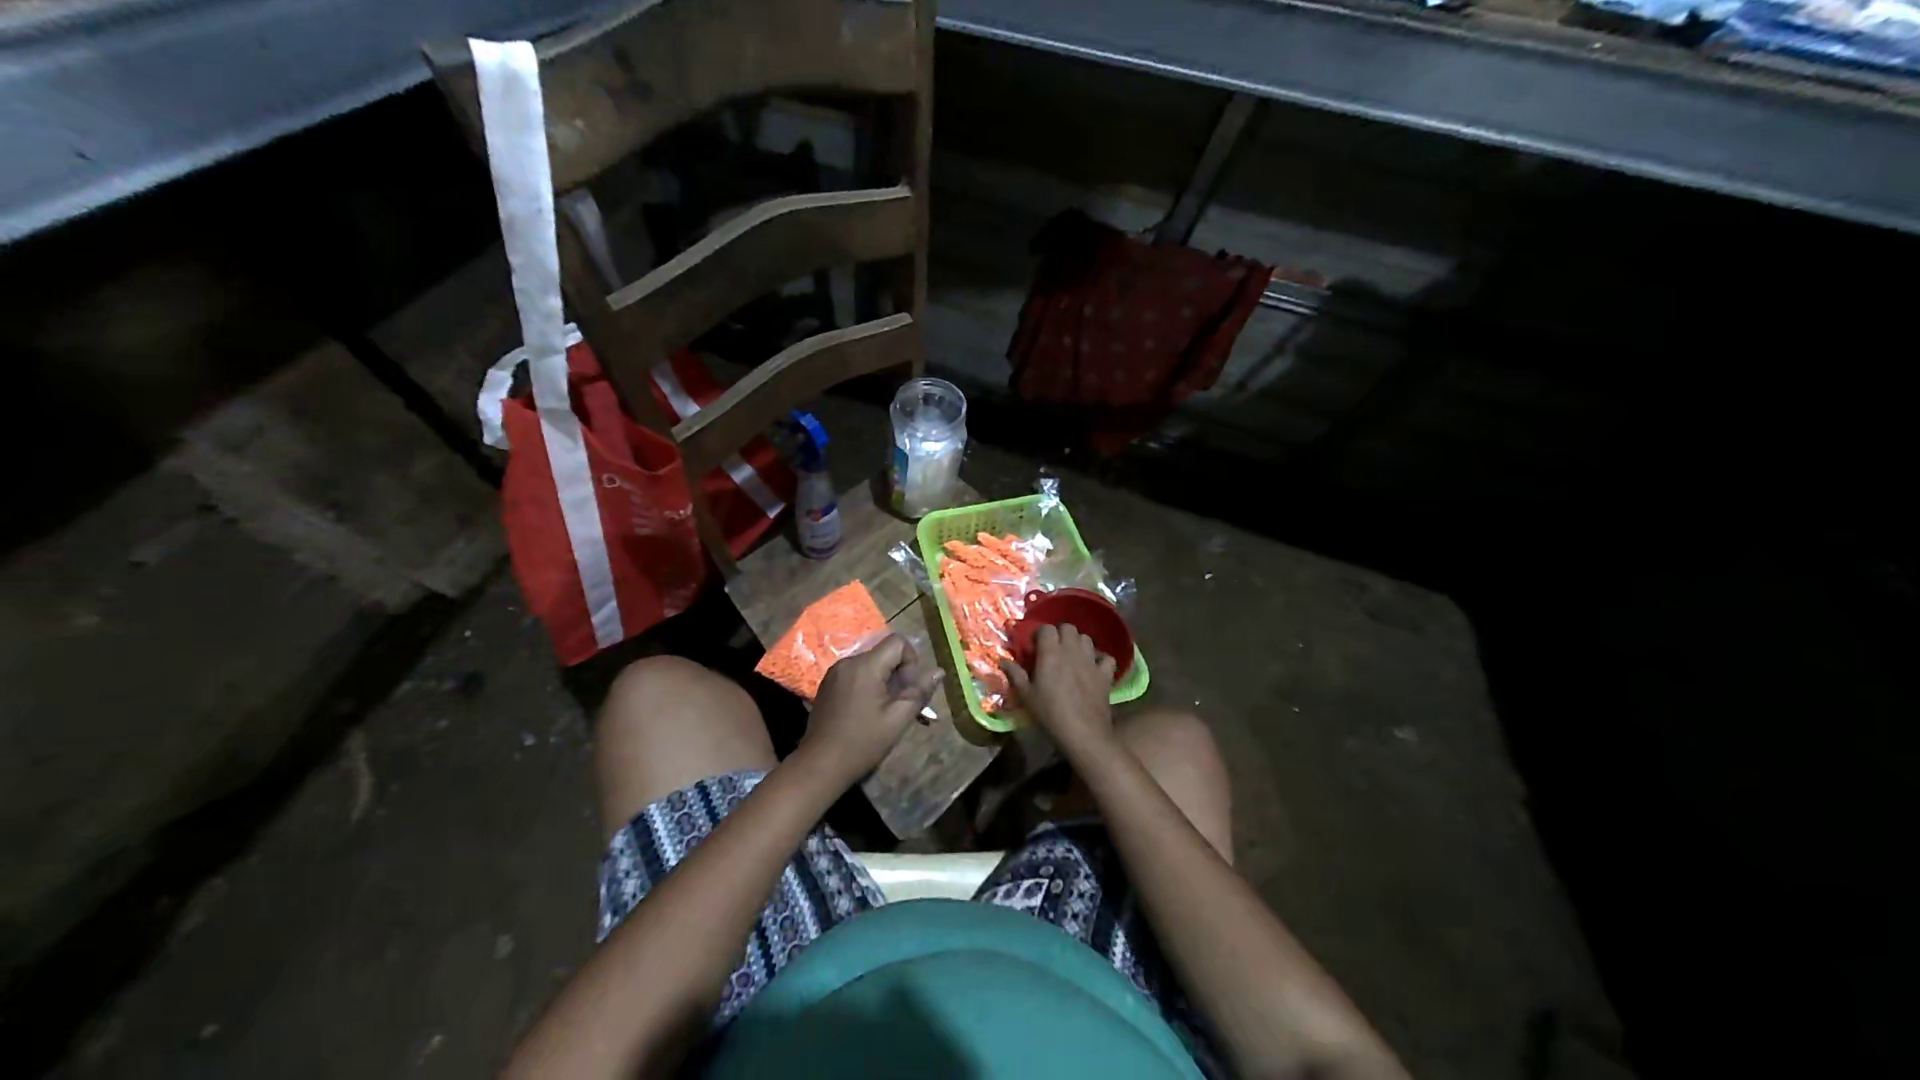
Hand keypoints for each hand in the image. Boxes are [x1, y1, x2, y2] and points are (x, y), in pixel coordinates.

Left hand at [802, 635, 942, 781]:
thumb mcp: (898, 718)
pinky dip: (868, 685)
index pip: (898, 642)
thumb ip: (920, 691)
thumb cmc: (863, 742)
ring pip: (870, 664)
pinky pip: (856, 674)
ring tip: (885, 710)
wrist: (820, 764)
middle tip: (901, 704)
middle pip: (884, 653)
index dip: (911, 662)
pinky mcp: (827, 685)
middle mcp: (848, 662)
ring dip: (884, 681)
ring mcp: (834, 673)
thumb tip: (938, 671)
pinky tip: (866, 712)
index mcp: (865, 666)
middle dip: (898, 674)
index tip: (908, 689)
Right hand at [1002, 624, 1116, 751]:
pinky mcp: (1105, 673)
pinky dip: (1100, 659)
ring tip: (1071, 656)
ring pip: (1086, 638)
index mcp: (1050, 652)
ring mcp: (1091, 660)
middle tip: (1053, 649)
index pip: (1046, 628)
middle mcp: (1072, 649)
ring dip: (1078, 643)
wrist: (1082, 731)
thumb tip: (1003, 661)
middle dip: (1060, 634)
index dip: (1040, 634)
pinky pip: (1106, 657)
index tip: (1035, 646)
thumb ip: (1015, 674)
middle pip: (1068, 627)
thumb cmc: (1049, 712)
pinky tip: (1094, 667)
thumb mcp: (1026, 695)